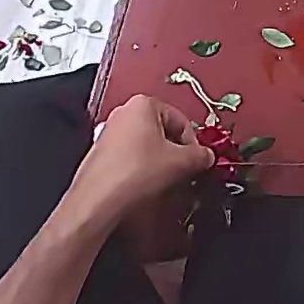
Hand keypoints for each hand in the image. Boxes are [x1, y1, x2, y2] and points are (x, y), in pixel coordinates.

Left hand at [62, 95, 214, 228]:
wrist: (97, 200)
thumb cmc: (134, 173)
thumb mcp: (180, 163)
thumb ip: (200, 155)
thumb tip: (206, 156)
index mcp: (144, 104)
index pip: (181, 121)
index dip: (193, 143)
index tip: (197, 160)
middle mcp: (125, 111)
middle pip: (164, 130)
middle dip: (176, 151)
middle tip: (183, 170)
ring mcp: (111, 130)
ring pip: (147, 143)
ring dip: (160, 159)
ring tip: (163, 179)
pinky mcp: (102, 150)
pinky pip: (131, 154)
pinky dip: (142, 165)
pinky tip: (144, 183)